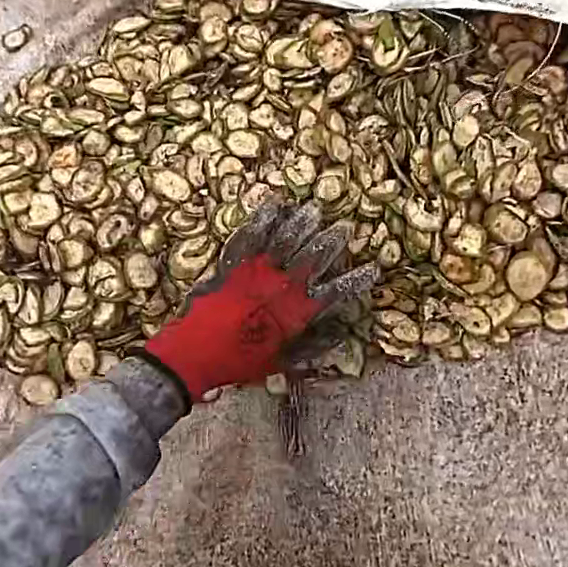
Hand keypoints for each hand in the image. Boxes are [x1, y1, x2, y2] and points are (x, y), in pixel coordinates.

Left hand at [143, 200, 376, 403]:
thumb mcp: (278, 362)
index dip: (354, 280)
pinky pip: (252, 234)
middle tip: (344, 227)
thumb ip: (310, 348)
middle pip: (313, 257)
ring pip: (286, 240)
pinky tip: (275, 204)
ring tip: (314, 210)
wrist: (194, 352)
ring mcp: (256, 271)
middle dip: (331, 241)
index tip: (372, 269)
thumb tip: (339, 337)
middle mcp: (281, 287)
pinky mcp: (233, 262)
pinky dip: (265, 218)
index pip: (335, 292)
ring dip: (302, 224)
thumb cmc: (238, 362)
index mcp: (296, 313)